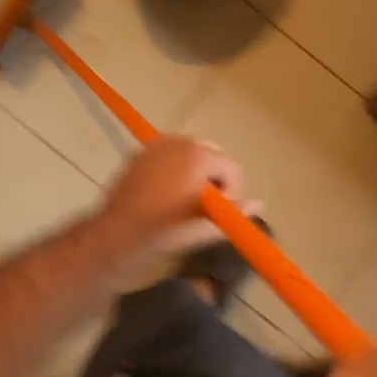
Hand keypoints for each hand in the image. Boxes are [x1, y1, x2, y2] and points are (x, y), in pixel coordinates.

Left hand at [98, 136, 259, 261]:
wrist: (114, 235)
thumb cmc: (163, 232)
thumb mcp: (203, 228)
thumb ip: (234, 213)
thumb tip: (261, 204)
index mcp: (198, 156)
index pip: (231, 167)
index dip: (231, 193)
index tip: (218, 213)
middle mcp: (179, 141)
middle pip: (212, 156)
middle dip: (213, 179)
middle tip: (202, 208)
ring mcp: (156, 145)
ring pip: (190, 154)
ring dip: (194, 173)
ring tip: (183, 202)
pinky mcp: (139, 153)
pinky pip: (168, 155)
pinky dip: (174, 169)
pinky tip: (164, 194)